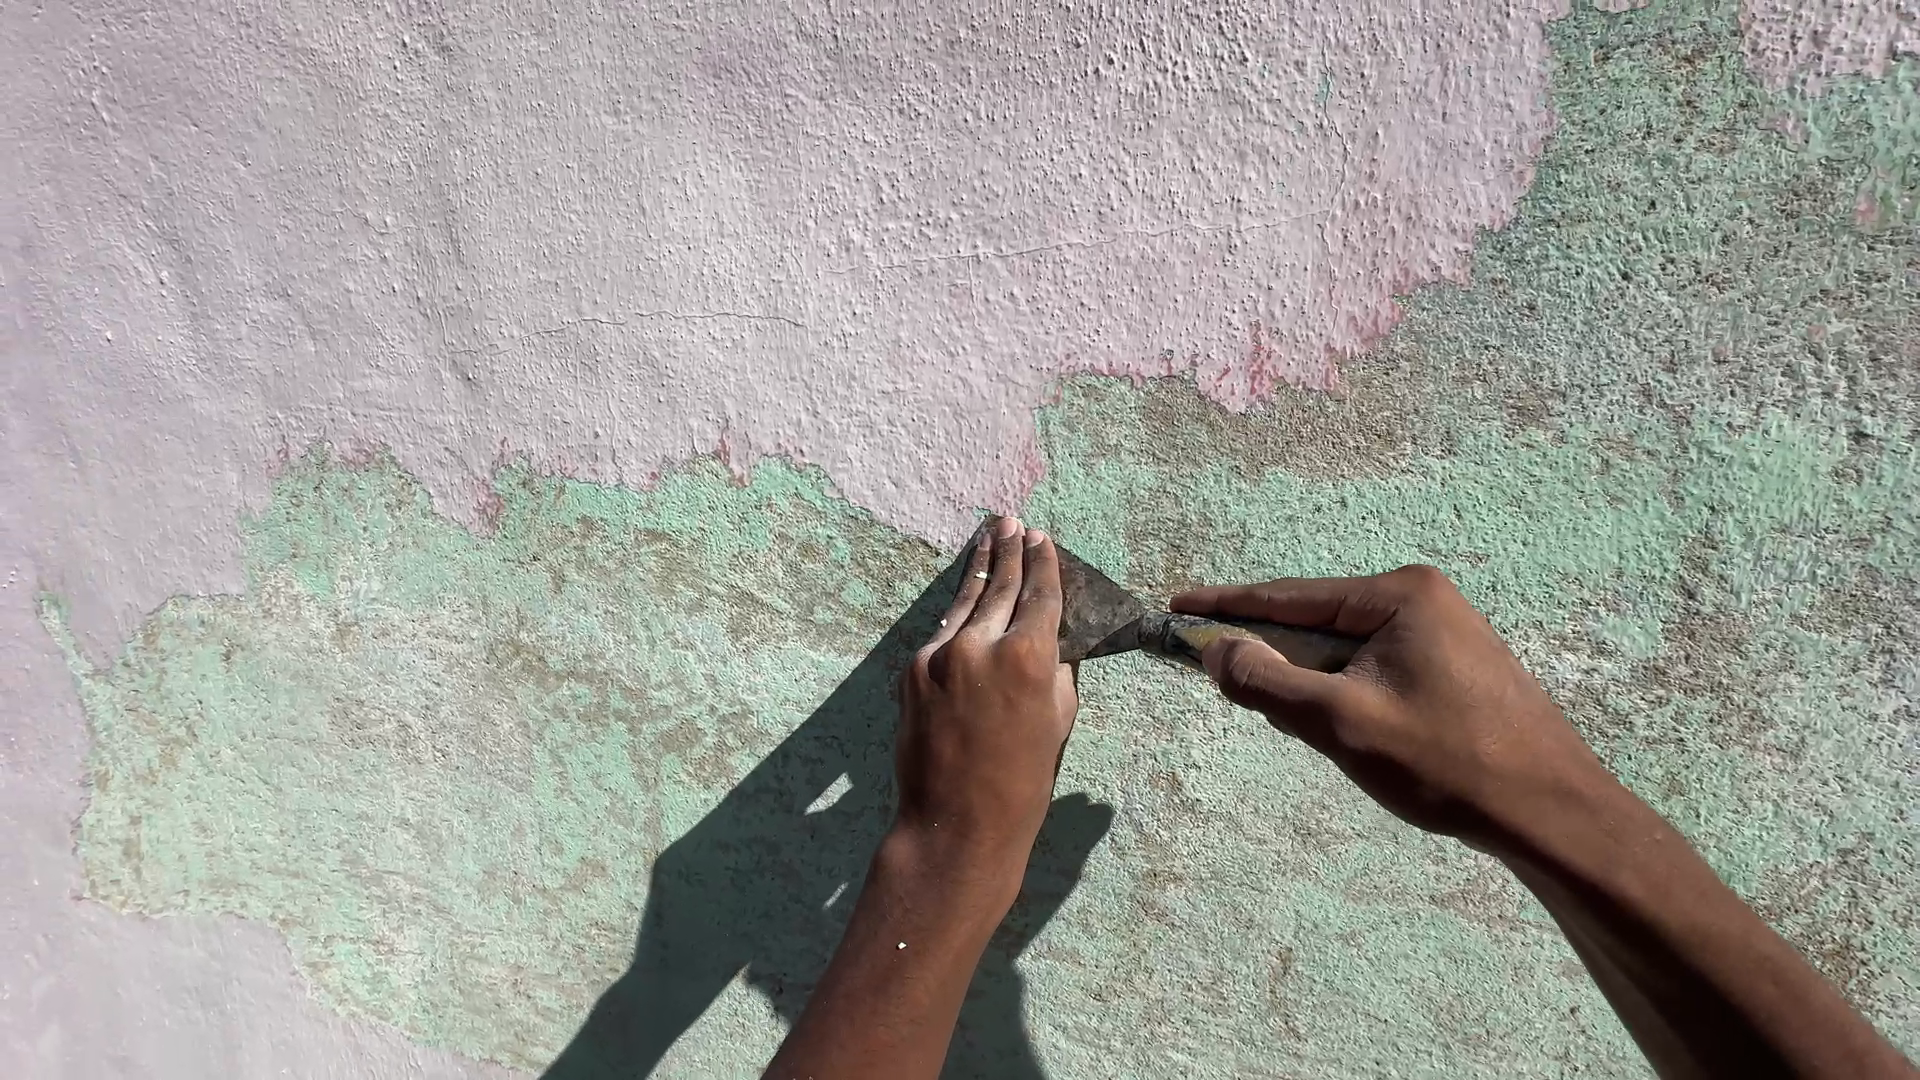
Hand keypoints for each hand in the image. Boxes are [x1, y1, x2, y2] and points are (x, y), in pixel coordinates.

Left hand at [894, 516, 1077, 880]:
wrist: (955, 824)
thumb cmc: (1022, 781)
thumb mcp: (1057, 719)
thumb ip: (1054, 668)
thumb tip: (1049, 638)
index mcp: (1029, 657)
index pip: (1039, 595)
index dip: (1043, 564)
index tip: (1042, 538)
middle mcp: (981, 645)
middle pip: (999, 586)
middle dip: (1009, 551)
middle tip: (1012, 521)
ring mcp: (939, 655)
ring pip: (965, 600)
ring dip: (978, 566)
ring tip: (988, 536)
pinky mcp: (913, 670)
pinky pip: (942, 632)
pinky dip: (957, 611)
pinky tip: (964, 591)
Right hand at [1174, 564, 1611, 853]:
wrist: (1559, 820)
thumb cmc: (1446, 763)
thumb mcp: (1339, 722)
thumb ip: (1265, 681)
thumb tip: (1212, 649)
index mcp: (1397, 595)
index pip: (1287, 597)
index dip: (1224, 604)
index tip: (1174, 605)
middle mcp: (1419, 598)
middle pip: (1314, 622)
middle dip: (1270, 652)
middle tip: (1228, 680)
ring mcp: (1439, 629)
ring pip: (1339, 648)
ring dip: (1306, 678)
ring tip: (1300, 721)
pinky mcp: (1449, 662)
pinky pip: (1367, 664)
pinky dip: (1337, 688)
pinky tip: (1339, 723)